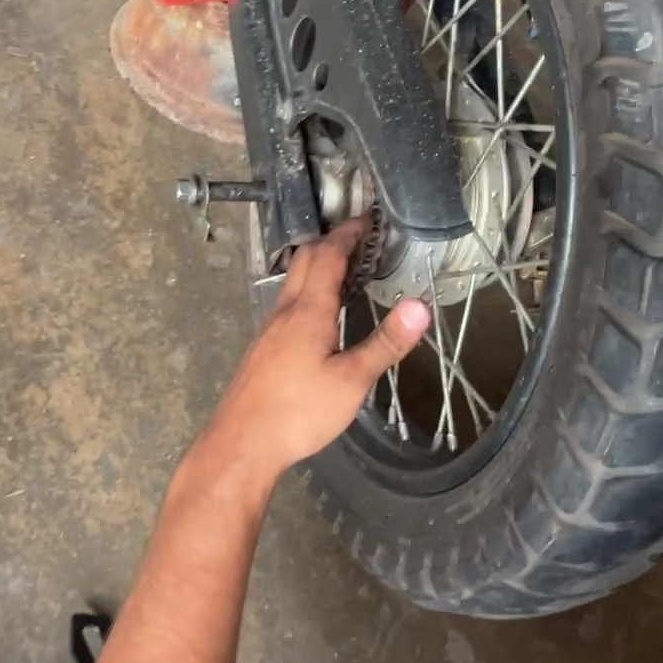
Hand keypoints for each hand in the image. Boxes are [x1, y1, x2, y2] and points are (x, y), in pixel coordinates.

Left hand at [193, 216, 430, 481]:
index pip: (328, 256)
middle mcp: (285, 311)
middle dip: (331, 241)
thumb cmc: (299, 411)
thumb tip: (420, 306)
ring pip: (292, 281)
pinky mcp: (263, 347)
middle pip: (304, 260)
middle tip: (358, 237)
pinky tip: (318, 313)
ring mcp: (269, 328)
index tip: (367, 220)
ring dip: (316, 264)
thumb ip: (385, 343)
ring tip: (344, 267)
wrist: (242, 443)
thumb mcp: (352, 381)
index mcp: (308, 311)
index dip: (348, 234)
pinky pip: (287, 302)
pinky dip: (307, 289)